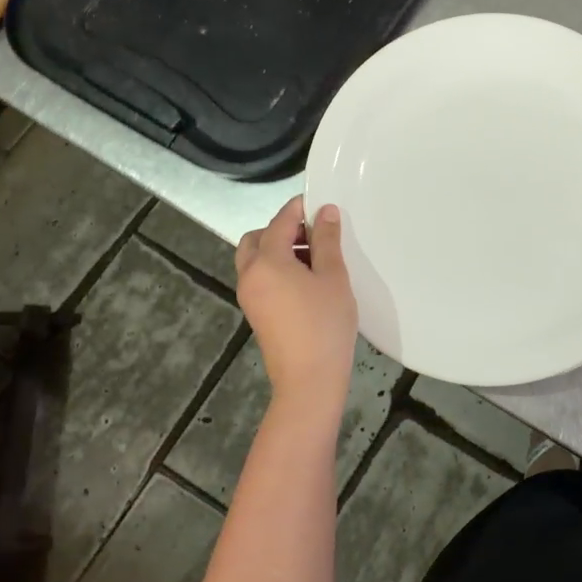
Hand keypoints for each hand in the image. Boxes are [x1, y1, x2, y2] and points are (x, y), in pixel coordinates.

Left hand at [235, 196, 358, 406]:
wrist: (309, 378)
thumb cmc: (325, 323)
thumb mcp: (333, 277)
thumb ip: (327, 241)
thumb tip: (325, 212)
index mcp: (267, 261)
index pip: (279, 222)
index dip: (299, 208)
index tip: (321, 202)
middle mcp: (249, 275)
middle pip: (256, 238)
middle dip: (282, 229)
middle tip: (315, 233)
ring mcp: (249, 296)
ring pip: (255, 259)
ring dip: (279, 249)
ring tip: (315, 257)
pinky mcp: (256, 313)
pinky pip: (260, 277)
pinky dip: (276, 268)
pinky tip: (307, 280)